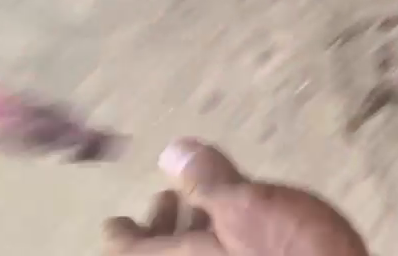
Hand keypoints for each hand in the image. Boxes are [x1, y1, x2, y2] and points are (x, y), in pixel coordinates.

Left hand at [104, 140, 368, 255]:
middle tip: (165, 197)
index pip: (130, 251)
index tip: (114, 219)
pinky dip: (214, 242)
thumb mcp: (248, 206)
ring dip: (188, 232)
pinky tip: (238, 227)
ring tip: (204, 206)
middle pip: (158, 255)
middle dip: (159, 226)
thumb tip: (172, 151)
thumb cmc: (283, 247)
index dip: (120, 234)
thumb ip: (210, 182)